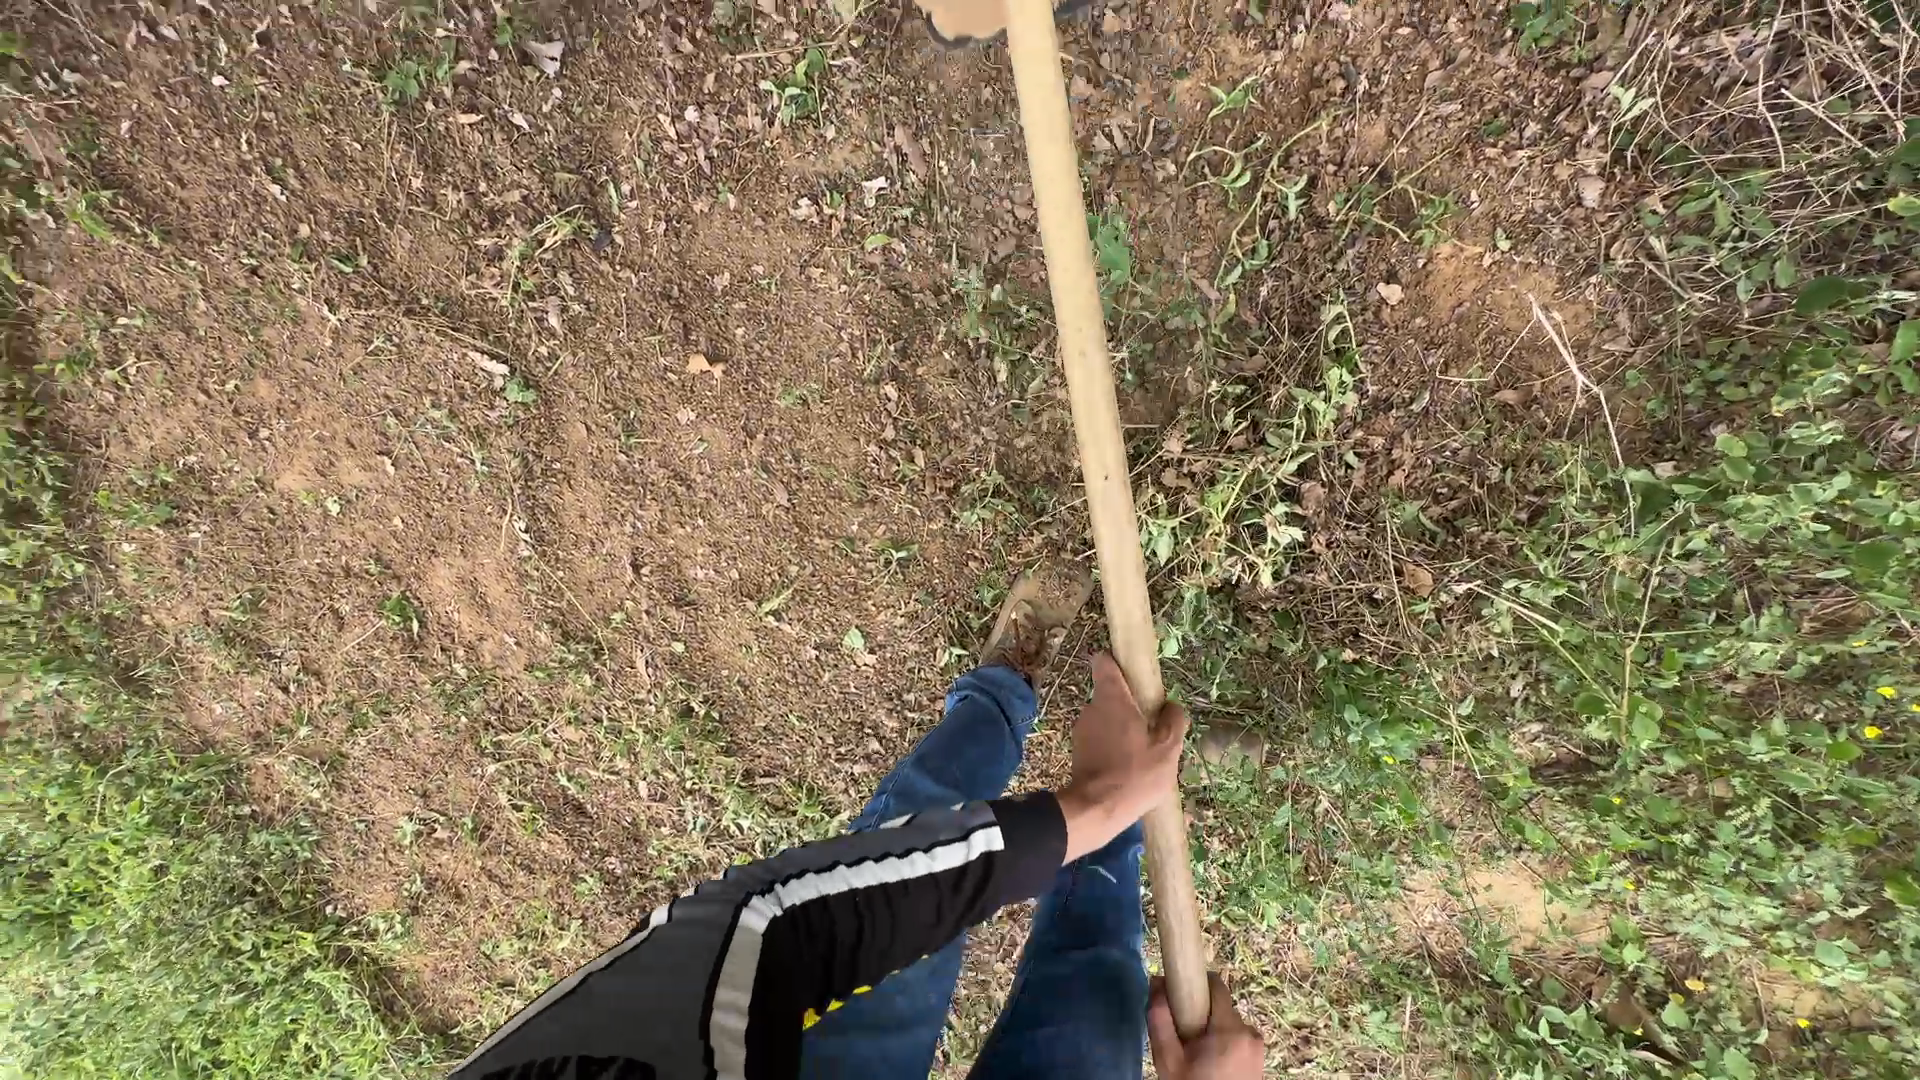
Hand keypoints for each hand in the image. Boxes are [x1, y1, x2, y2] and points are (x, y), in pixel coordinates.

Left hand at [1055, 652, 1186, 861]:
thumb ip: (1173, 721)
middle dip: (1130, 705)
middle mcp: (1091, 707)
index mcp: (1112, 698)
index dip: (1118, 663)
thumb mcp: (1168, 748)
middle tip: (1152, 726)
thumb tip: (1171, 706)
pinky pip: (1099, 736)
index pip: (1104, 662)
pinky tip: (1128, 765)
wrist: (1097, 808)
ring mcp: (1081, 728)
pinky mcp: (1078, 748)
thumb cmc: (1136, 774)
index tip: (1136, 676)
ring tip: (1142, 751)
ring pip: (1106, 717)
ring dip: (1122, 728)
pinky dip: (1112, 744)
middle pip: (1110, 693)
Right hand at [1147, 974, 1263, 1079]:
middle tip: (1185, 1038)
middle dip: (1201, 1014)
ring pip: (1229, 1024)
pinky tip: (1212, 1066)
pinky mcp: (1261, 1063)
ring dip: (1213, 1031)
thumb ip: (1160, 1017)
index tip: (1180, 999)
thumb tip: (1157, 980)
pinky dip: (1224, 1046)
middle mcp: (1251, 1034)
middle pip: (1220, 1006)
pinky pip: (1238, 1041)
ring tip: (1198, 1057)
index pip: (1215, 984)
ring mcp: (1259, 1050)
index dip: (1195, 985)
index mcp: (1231, 1029)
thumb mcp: (1167, 1059)